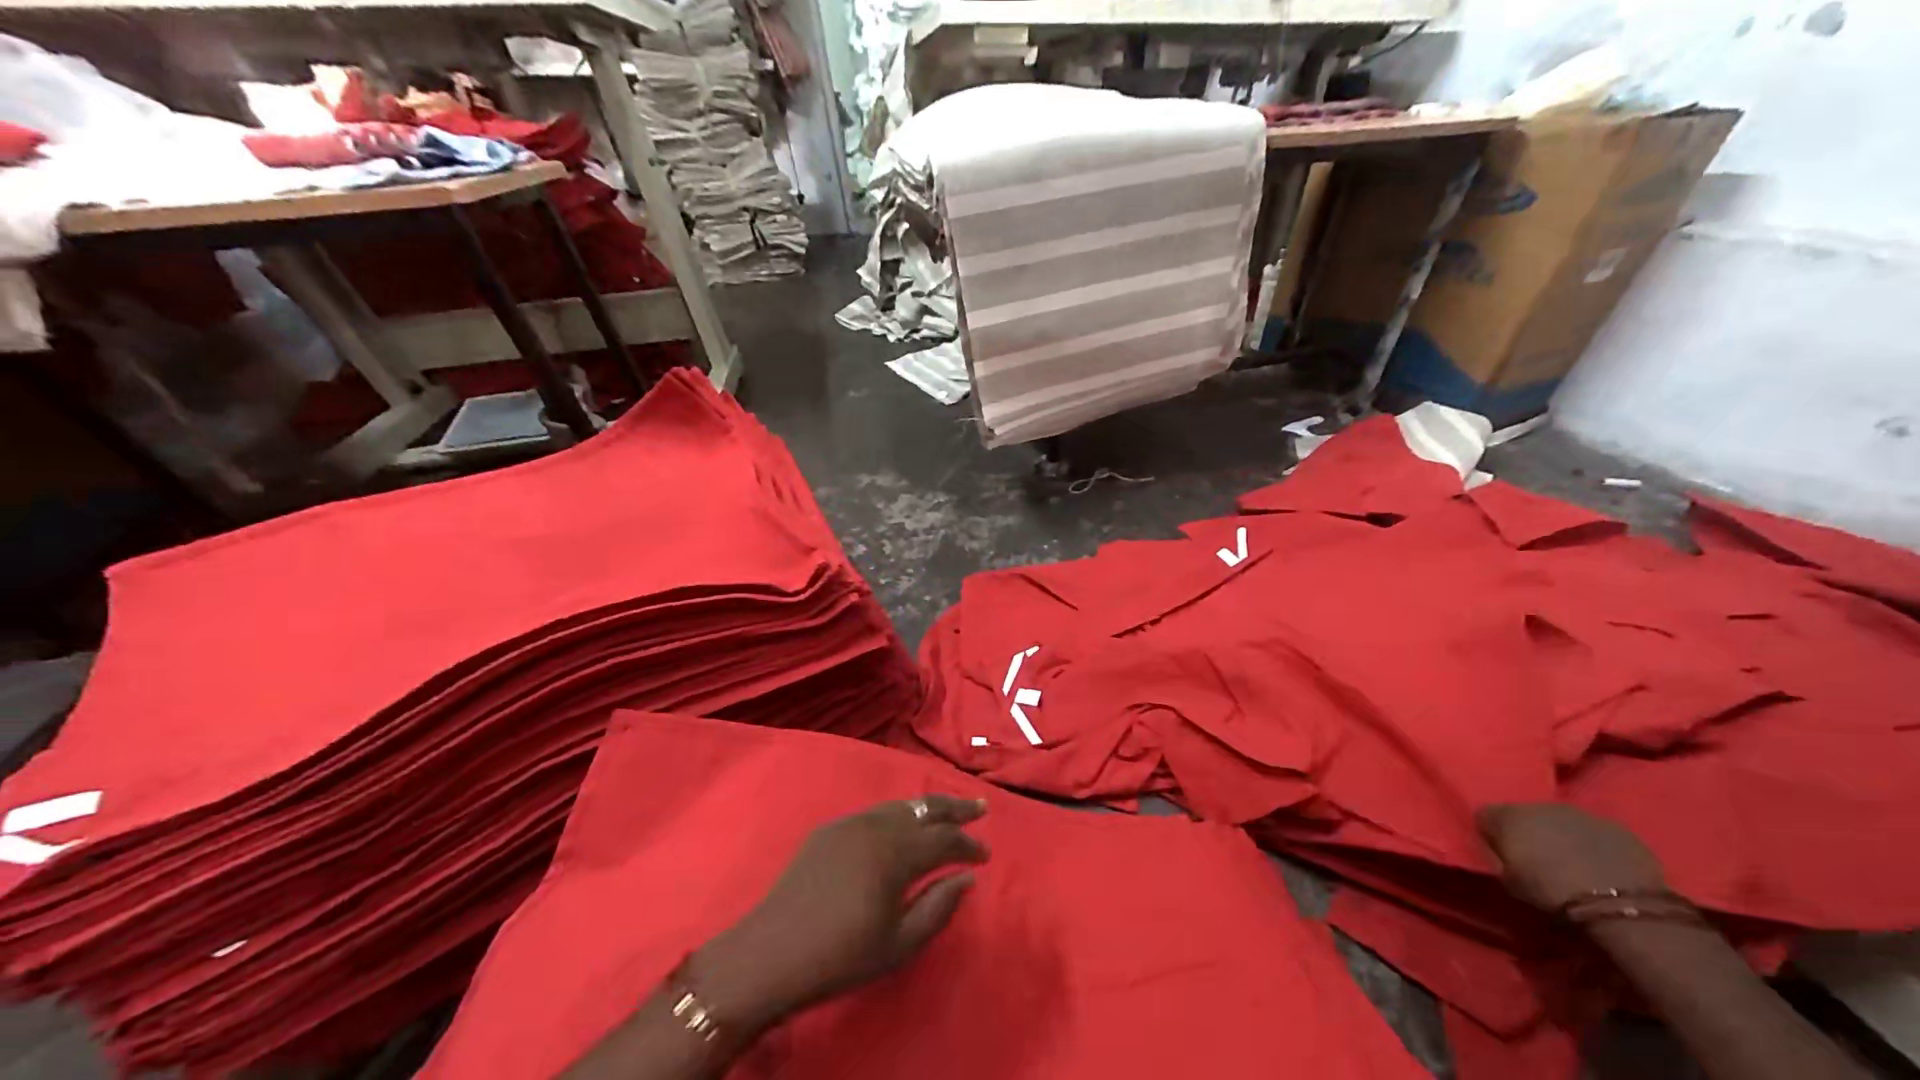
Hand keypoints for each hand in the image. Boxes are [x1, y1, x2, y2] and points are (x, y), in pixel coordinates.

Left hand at [688, 795, 989, 1034]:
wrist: (771, 953)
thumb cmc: (841, 956)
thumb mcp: (900, 943)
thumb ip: (938, 906)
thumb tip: (966, 877)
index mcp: (895, 853)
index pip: (944, 839)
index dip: (968, 844)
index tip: (986, 855)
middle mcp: (875, 827)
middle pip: (923, 808)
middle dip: (954, 808)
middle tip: (980, 807)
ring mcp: (848, 824)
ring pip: (897, 806)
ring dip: (925, 807)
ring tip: (946, 810)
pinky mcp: (828, 831)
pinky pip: (872, 814)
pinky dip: (897, 814)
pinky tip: (901, 825)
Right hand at [1478, 802, 1665, 910]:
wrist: (1619, 904)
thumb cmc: (1551, 893)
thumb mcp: (1508, 881)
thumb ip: (1498, 857)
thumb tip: (1499, 850)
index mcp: (1507, 816)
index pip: (1484, 815)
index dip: (1491, 834)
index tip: (1501, 853)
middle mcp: (1539, 806)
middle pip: (1524, 814)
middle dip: (1528, 832)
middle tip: (1538, 859)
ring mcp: (1580, 813)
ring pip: (1560, 820)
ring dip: (1561, 836)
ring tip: (1572, 862)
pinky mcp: (1615, 826)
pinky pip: (1595, 831)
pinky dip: (1593, 844)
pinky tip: (1601, 866)